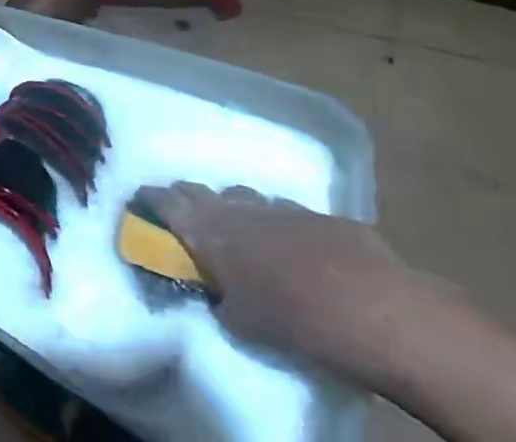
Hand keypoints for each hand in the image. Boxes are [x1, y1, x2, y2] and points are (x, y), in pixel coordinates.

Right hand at [142, 183, 424, 381]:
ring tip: (236, 231)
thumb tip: (216, 296)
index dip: (151, 198)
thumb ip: (221, 302)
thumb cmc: (295, 321)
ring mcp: (280, 207)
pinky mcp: (318, 214)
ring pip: (244, 197)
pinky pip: (283, 212)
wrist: (375, 308)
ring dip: (233, 209)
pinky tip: (287, 244)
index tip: (140, 198)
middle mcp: (239, 208)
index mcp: (211, 232)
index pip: (169, 202)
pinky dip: (274, 223)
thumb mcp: (243, 324)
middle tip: (182, 213)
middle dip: (187, 198)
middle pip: (201, 191)